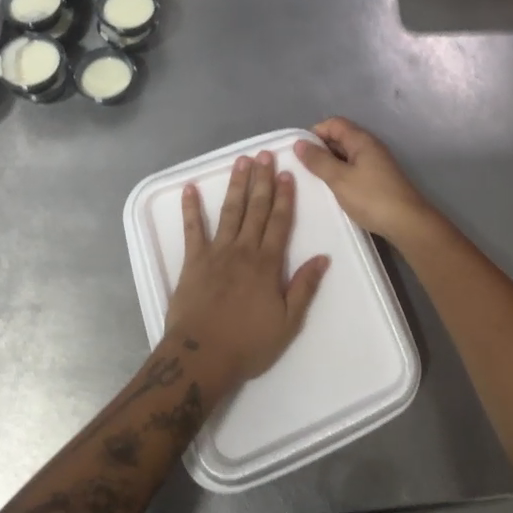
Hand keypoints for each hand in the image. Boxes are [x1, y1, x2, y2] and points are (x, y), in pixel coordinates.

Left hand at [165, 153, 329, 385]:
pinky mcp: (192, 261)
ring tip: (241, 161)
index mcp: (267, 263)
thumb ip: (304, 287)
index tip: (287, 174)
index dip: (285, 197)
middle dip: (262, 180)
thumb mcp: (288, 323)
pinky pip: (192, 230)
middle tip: (265, 155)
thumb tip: (323, 257)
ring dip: (236, 185)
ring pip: (230, 211)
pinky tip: (189, 188)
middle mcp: (243, 250)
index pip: (280, 222)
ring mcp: (216, 253)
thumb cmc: (248, 344)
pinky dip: (190, 208)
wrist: (201, 357)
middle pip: (256, 209)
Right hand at [295, 117, 438, 243]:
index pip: (334, 123)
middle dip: (320, 148)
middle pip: (341, 137)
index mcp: (361, 140)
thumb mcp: (339, 179)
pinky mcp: (378, 179)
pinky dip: (341, 174)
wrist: (407, 223)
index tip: (300, 151)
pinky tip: (332, 189)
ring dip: (330, 163)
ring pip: (347, 155)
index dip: (315, 132)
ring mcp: (376, 163)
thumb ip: (319, 160)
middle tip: (302, 167)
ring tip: (313, 179)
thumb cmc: (371, 198)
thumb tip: (300, 143)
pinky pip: (354, 168)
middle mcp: (370, 146)